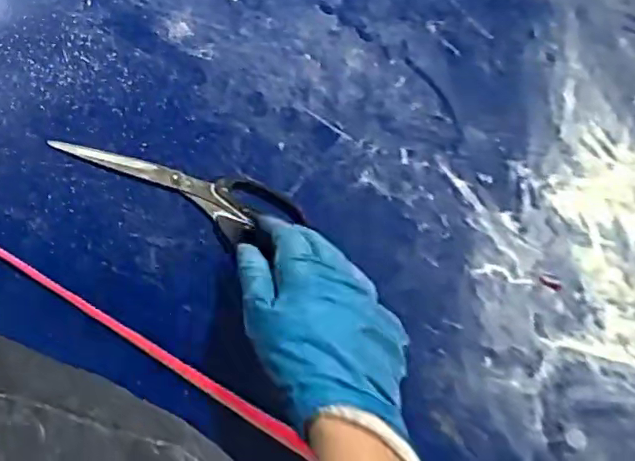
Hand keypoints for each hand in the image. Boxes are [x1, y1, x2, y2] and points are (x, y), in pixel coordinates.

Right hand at [238, 218, 411, 445]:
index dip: (269, 225)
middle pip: (317, 241)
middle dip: (296, 237)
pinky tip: (340, 302)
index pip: (287, 232)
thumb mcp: (259, 315)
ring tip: (308, 268)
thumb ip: (253, 275)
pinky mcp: (387, 323)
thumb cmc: (294, 357)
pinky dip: (346, 289)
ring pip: (342, 263)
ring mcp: (368, 297)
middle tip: (278, 244)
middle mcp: (340, 272)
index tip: (257, 224)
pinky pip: (363, 294)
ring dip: (323, 259)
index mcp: (306, 267)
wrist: (347, 410)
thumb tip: (248, 247)